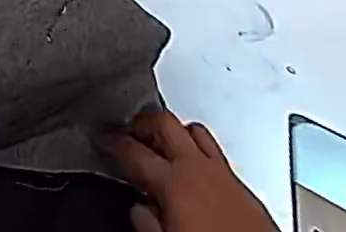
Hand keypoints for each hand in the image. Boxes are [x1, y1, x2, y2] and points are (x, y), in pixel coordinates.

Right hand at [105, 109, 276, 231]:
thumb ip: (148, 224)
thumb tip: (139, 209)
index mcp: (174, 183)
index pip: (134, 151)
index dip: (114, 142)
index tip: (104, 138)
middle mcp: (198, 168)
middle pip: (164, 123)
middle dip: (142, 122)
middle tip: (129, 131)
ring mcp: (222, 172)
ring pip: (192, 129)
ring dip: (172, 132)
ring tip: (160, 143)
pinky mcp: (241, 184)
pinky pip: (213, 150)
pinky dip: (196, 148)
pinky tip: (193, 166)